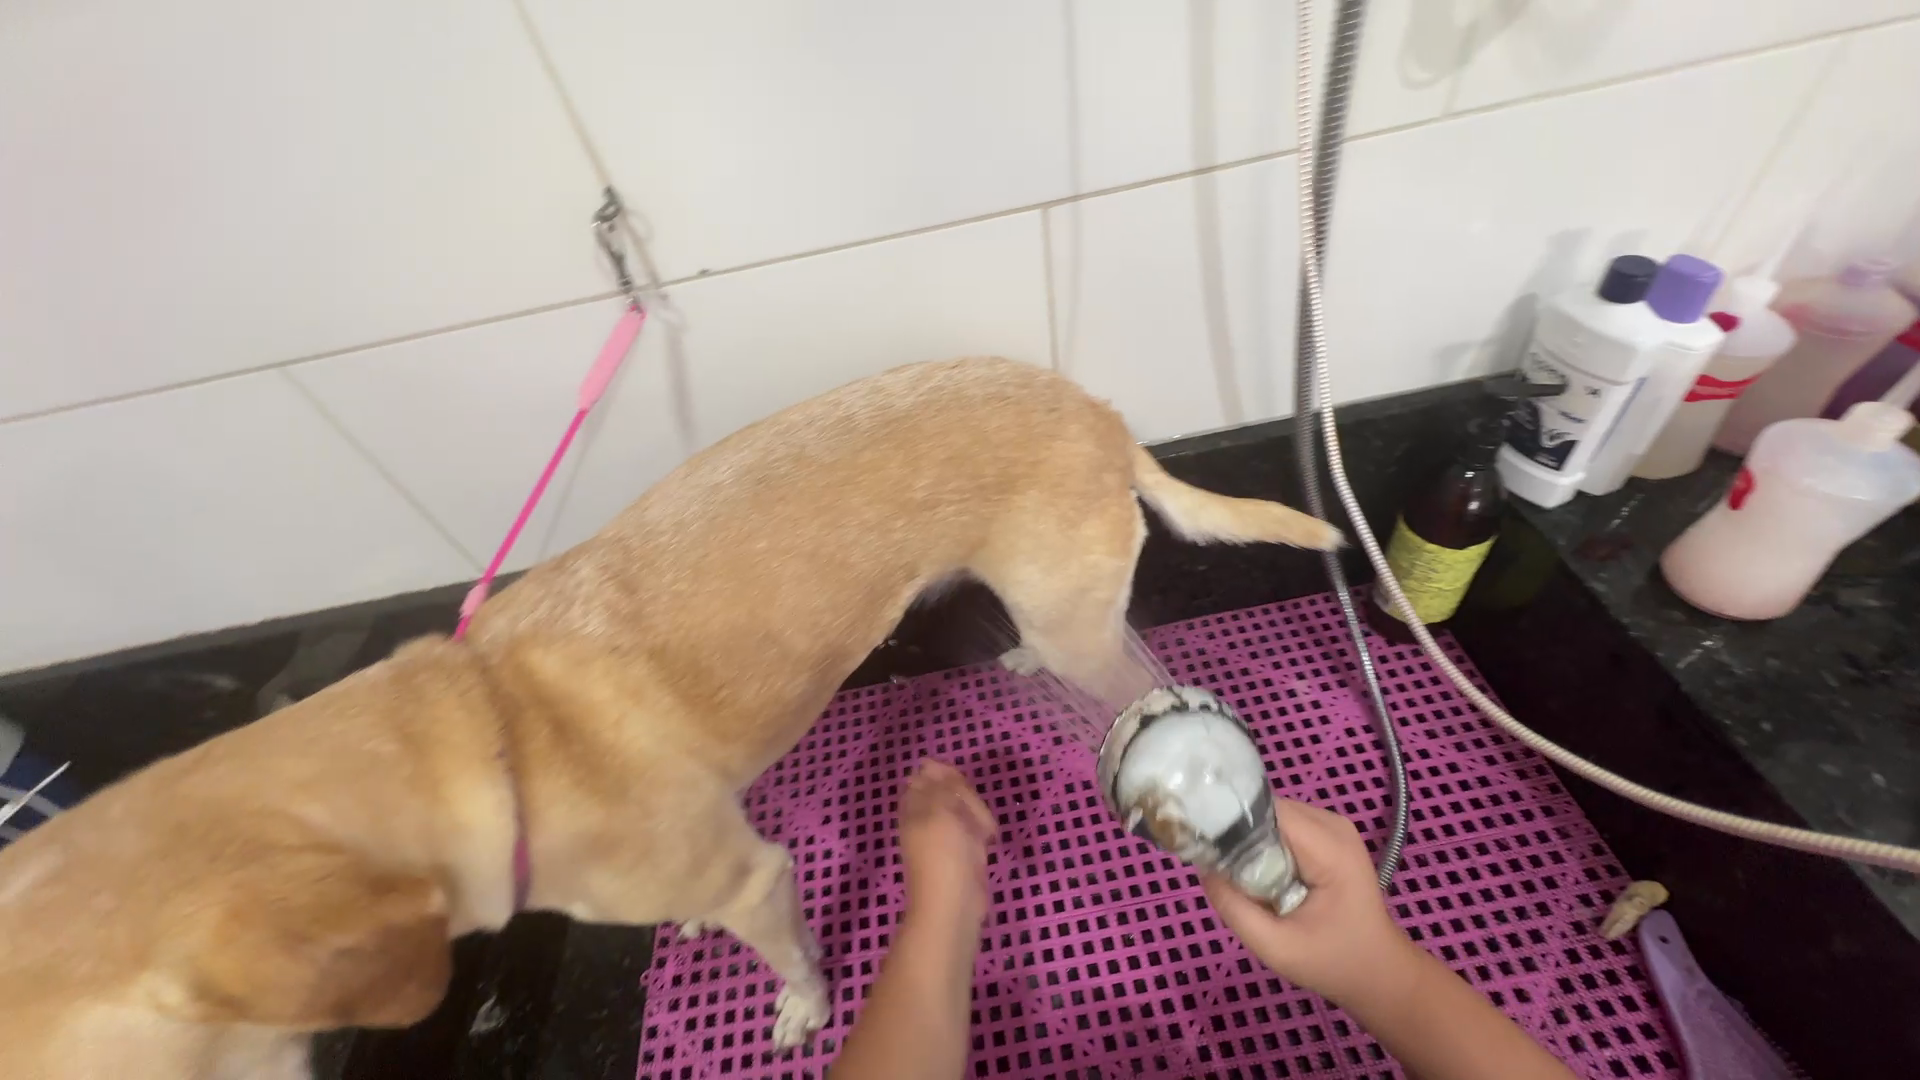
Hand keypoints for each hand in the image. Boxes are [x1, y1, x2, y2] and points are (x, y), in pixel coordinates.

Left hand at [899, 760, 997, 929]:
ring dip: (978, 813)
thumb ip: (937, 785)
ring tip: (983, 830)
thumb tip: (928, 762)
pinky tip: (988, 837)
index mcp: (914, 808)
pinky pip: (976, 827)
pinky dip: (983, 829)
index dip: (943, 774)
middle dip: (966, 797)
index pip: (925, 777)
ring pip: (966, 807)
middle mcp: (929, 818)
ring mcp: (948, 833)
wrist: (954, 904)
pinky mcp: (966, 848)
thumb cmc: (942, 854)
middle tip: (972, 813)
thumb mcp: (939, 811)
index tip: (959, 782)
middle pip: (949, 790)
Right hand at [1202, 799, 1418, 1008]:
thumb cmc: (1334, 962)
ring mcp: (1331, 825)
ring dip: (1251, 839)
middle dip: (1239, 834)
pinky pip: (1281, 824)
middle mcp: (1331, 824)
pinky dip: (1264, 842)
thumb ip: (1235, 907)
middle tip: (1222, 867)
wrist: (1381, 974)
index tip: (1205, 843)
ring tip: (1241, 872)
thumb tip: (1204, 866)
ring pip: (1270, 815)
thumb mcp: (1277, 947)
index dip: (1232, 823)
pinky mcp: (1326, 833)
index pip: (1266, 810)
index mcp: (1329, 847)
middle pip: (1266, 809)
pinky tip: (1261, 870)